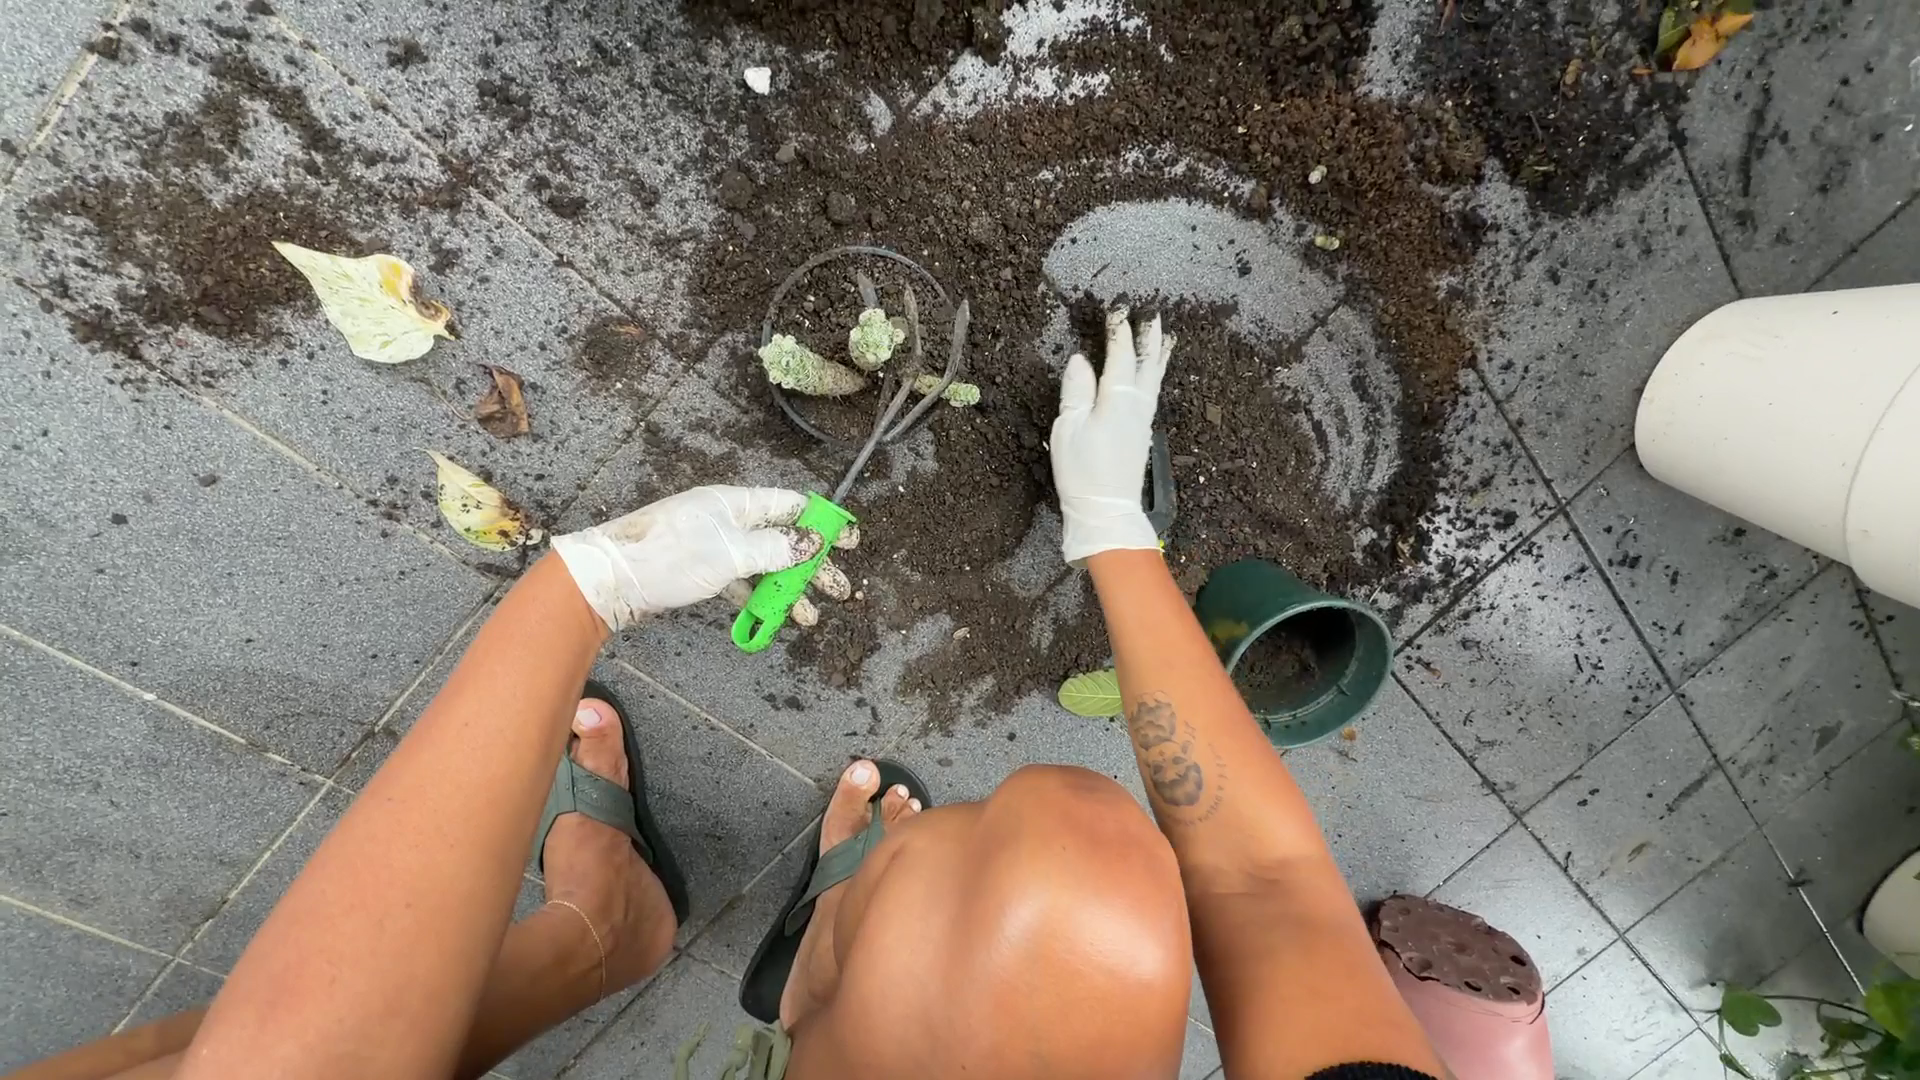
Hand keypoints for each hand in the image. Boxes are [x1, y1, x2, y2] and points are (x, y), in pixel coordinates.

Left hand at [552, 486, 856, 632]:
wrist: (609, 581)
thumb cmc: (670, 557)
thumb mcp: (730, 552)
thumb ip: (775, 548)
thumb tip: (812, 543)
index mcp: (737, 503)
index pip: (791, 505)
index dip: (822, 522)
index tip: (848, 541)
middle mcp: (729, 520)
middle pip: (783, 538)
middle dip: (812, 564)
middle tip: (838, 589)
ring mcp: (715, 545)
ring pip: (764, 564)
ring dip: (788, 588)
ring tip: (808, 615)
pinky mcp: (702, 570)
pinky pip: (742, 580)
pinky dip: (759, 597)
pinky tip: (773, 615)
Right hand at [1050, 307, 1172, 565]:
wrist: (1106, 510)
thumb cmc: (1082, 471)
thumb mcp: (1068, 429)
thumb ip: (1076, 391)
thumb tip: (1080, 360)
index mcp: (1116, 400)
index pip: (1120, 357)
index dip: (1119, 332)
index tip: (1119, 308)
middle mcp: (1135, 407)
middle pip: (1147, 365)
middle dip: (1150, 338)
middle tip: (1156, 314)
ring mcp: (1142, 422)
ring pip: (1154, 380)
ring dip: (1158, 356)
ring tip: (1165, 338)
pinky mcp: (1141, 436)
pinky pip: (1151, 394)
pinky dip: (1154, 377)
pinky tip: (1152, 377)